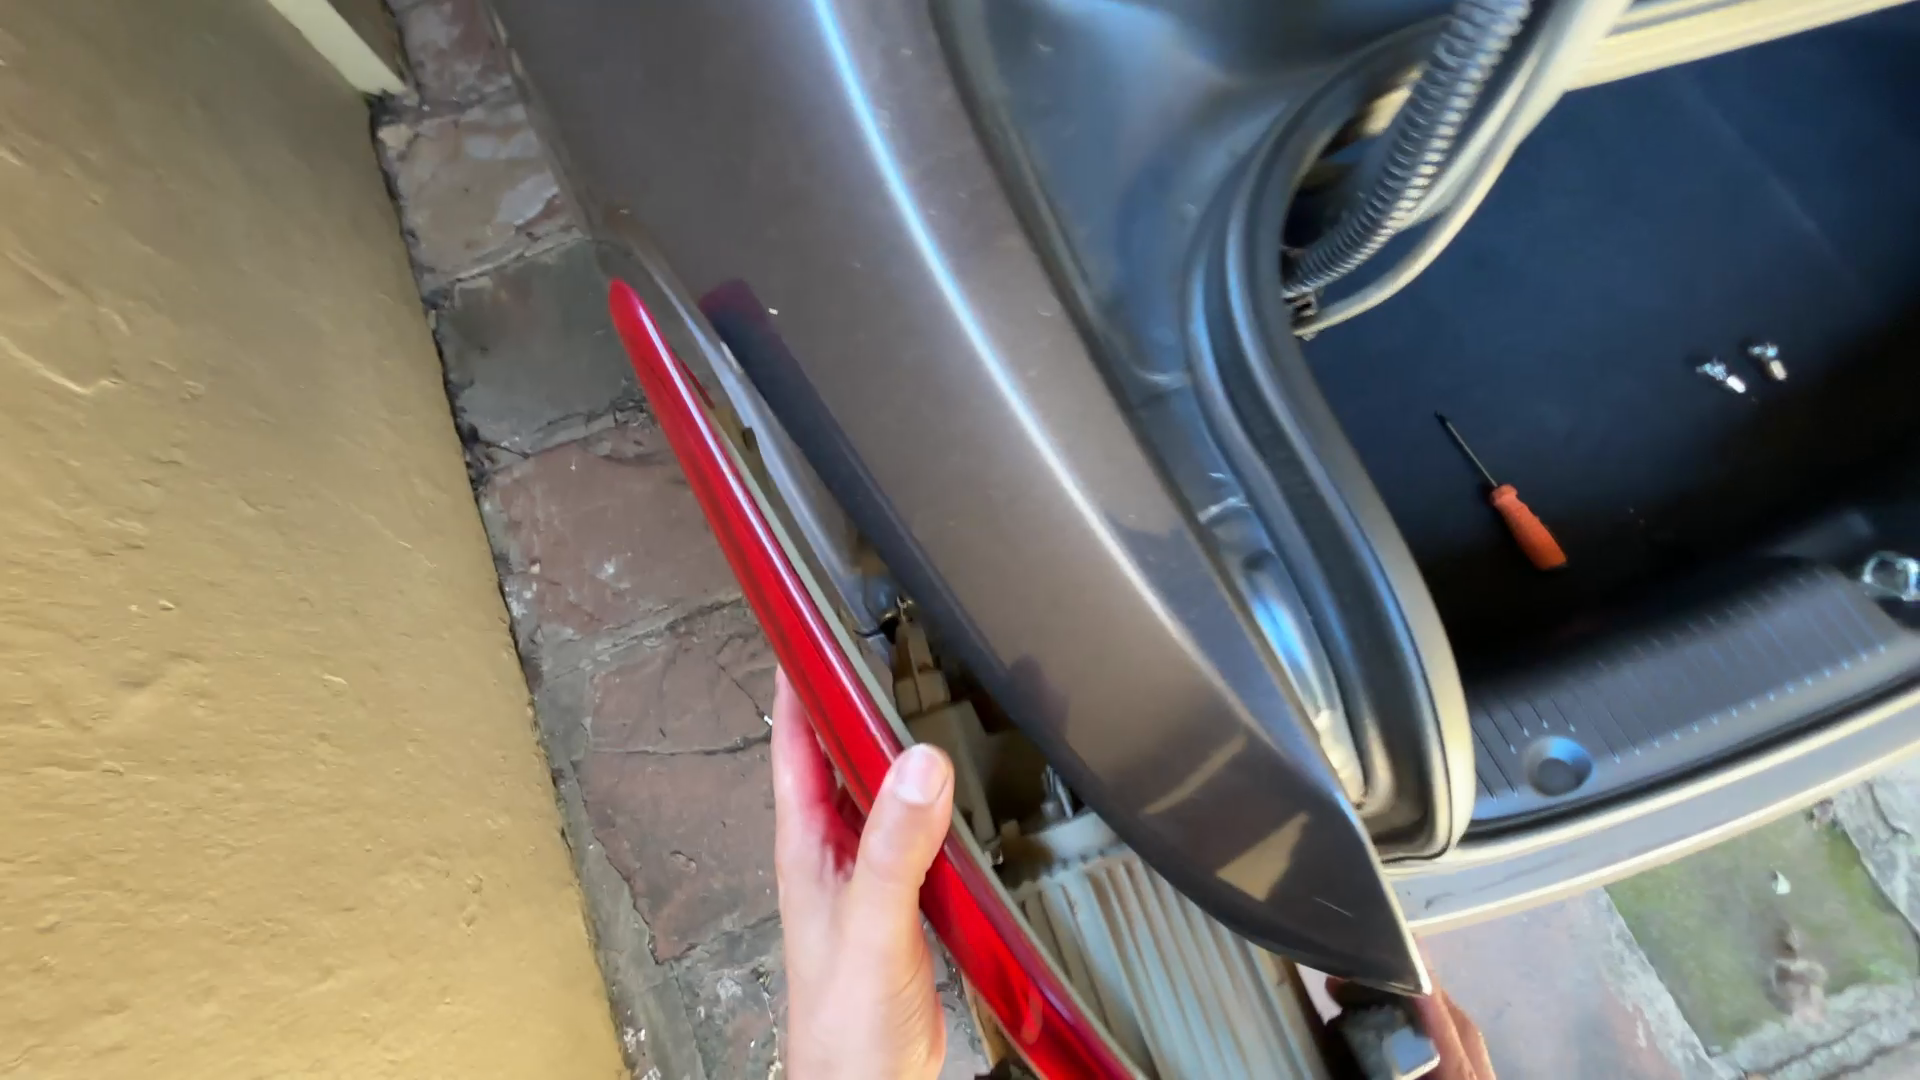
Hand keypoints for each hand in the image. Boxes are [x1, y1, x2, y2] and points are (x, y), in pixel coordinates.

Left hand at [772, 669, 955, 1079]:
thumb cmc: (843, 1025)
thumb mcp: (870, 923)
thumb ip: (893, 846)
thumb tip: (919, 766)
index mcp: (808, 839)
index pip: (795, 737)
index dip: (801, 679)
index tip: (812, 627)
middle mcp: (834, 842)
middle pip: (838, 746)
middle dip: (855, 694)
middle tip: (879, 644)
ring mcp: (868, 863)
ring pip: (878, 778)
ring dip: (894, 738)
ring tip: (919, 693)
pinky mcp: (904, 885)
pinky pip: (914, 817)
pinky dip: (930, 789)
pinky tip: (953, 780)